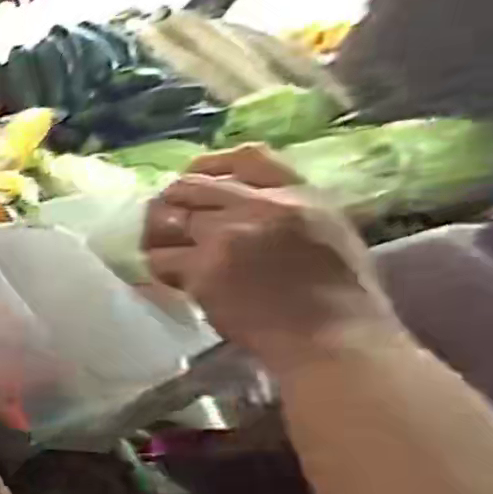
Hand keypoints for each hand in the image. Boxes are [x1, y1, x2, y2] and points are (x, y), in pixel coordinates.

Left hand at [142, 145, 404, 375]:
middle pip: (190, 186)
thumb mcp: (325, 231)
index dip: (208, 165)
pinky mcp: (203, 268)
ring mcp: (228, 237)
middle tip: (166, 227)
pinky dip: (160, 271)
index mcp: (301, 195)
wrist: (332, 337)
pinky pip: (159, 260)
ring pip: (166, 221)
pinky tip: (175, 282)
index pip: (247, 156)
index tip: (190, 180)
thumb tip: (227, 201)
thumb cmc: (335, 294)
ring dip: (157, 238)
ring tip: (167, 254)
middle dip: (169, 203)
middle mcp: (263, 207)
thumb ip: (281, 210)